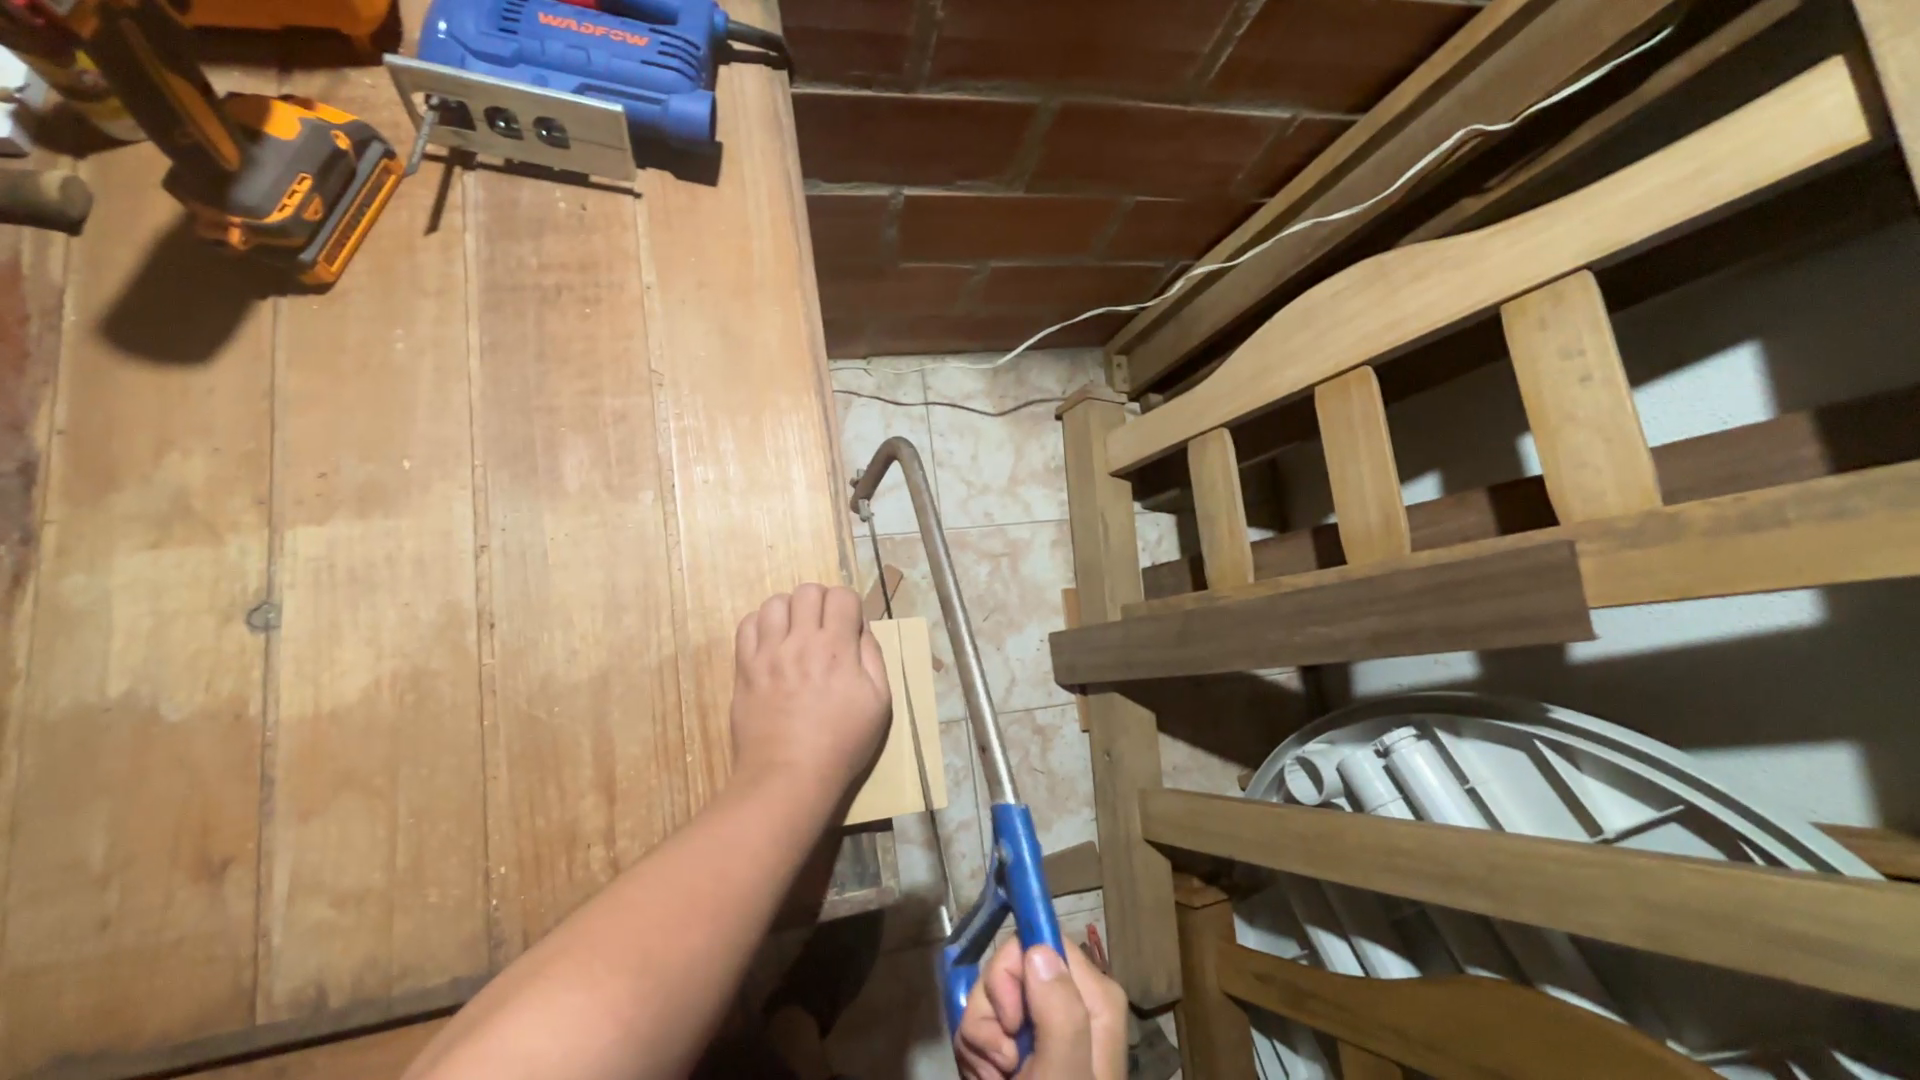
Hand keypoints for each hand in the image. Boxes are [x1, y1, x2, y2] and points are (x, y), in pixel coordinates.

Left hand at [730, 584, 891, 803]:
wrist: (788, 775)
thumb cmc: (841, 744)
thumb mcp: (878, 703)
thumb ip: (873, 658)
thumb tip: (861, 630)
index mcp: (837, 648)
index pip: (842, 596)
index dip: (849, 605)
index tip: (849, 625)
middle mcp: (801, 641)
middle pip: (808, 591)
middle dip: (821, 601)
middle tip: (824, 627)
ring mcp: (768, 653)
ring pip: (774, 602)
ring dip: (789, 610)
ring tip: (795, 632)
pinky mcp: (744, 667)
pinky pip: (746, 625)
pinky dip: (760, 625)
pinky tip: (771, 643)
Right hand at [954, 939, 1128, 1079]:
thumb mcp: (1064, 1077)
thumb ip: (1059, 1013)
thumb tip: (1037, 948)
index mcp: (1094, 999)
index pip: (1045, 942)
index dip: (1016, 970)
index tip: (1010, 1017)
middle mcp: (1069, 1002)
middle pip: (1010, 966)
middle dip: (991, 1013)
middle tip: (1003, 1060)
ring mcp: (1040, 1024)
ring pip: (988, 997)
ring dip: (980, 1041)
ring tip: (996, 1079)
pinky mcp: (1015, 1044)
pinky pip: (980, 1026)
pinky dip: (976, 1056)